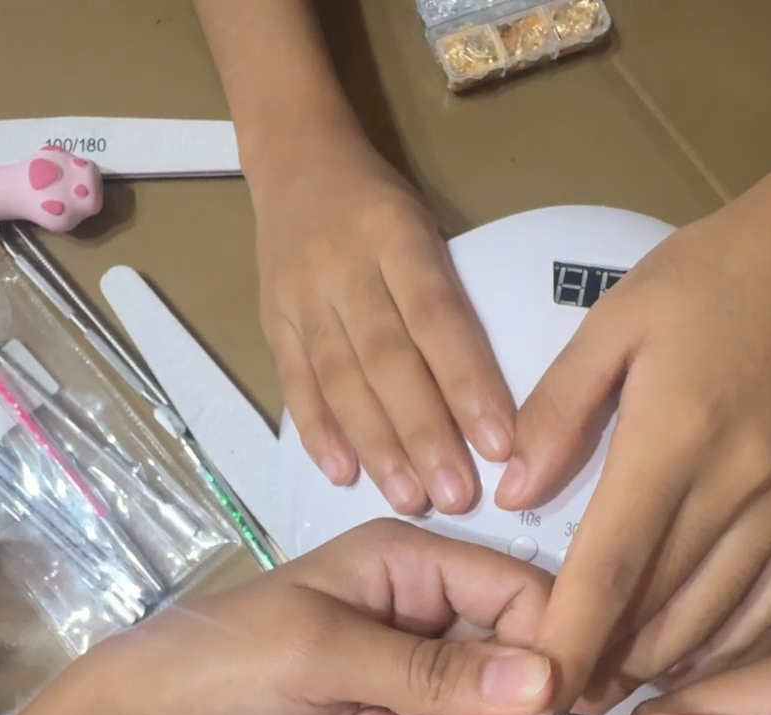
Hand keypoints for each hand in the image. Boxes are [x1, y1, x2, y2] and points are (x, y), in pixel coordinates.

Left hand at [83, 519, 554, 714]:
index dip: (543, 654)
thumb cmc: (232, 659)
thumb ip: (432, 673)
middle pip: (507, 659)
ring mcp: (409, 648)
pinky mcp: (395, 692)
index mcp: (412, 557)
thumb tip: (544, 684)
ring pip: (477, 706)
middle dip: (463, 713)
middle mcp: (422, 596)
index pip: (520, 592)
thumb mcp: (326, 656)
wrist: (163, 712)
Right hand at [251, 133, 512, 514]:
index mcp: (398, 237)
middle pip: (386, 360)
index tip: (499, 446)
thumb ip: (444, 298)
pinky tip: (341, 474)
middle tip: (455, 495)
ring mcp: (300, 299)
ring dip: (375, 444)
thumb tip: (478, 394)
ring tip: (408, 497)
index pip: (437, 320)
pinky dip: (317, 431)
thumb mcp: (426, 224)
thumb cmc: (377, 204)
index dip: (468, 384)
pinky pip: (295, 382)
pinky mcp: (271, 322)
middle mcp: (344, 269)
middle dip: (423, 433)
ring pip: (341, 379)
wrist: (293, 161)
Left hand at [497, 141, 770, 714]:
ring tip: (601, 699)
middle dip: (599, 672)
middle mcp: (738, 488)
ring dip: (654, 667)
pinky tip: (683, 665)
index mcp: (673, 443)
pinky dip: (721, 643)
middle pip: (656, 609)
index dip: (566, 644)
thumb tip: (512, 497)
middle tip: (550, 714)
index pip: (607, 571)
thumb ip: (555, 416)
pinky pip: (769, 600)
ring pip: (711, 617)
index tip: (529, 702)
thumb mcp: (610, 327)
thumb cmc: (703, 279)